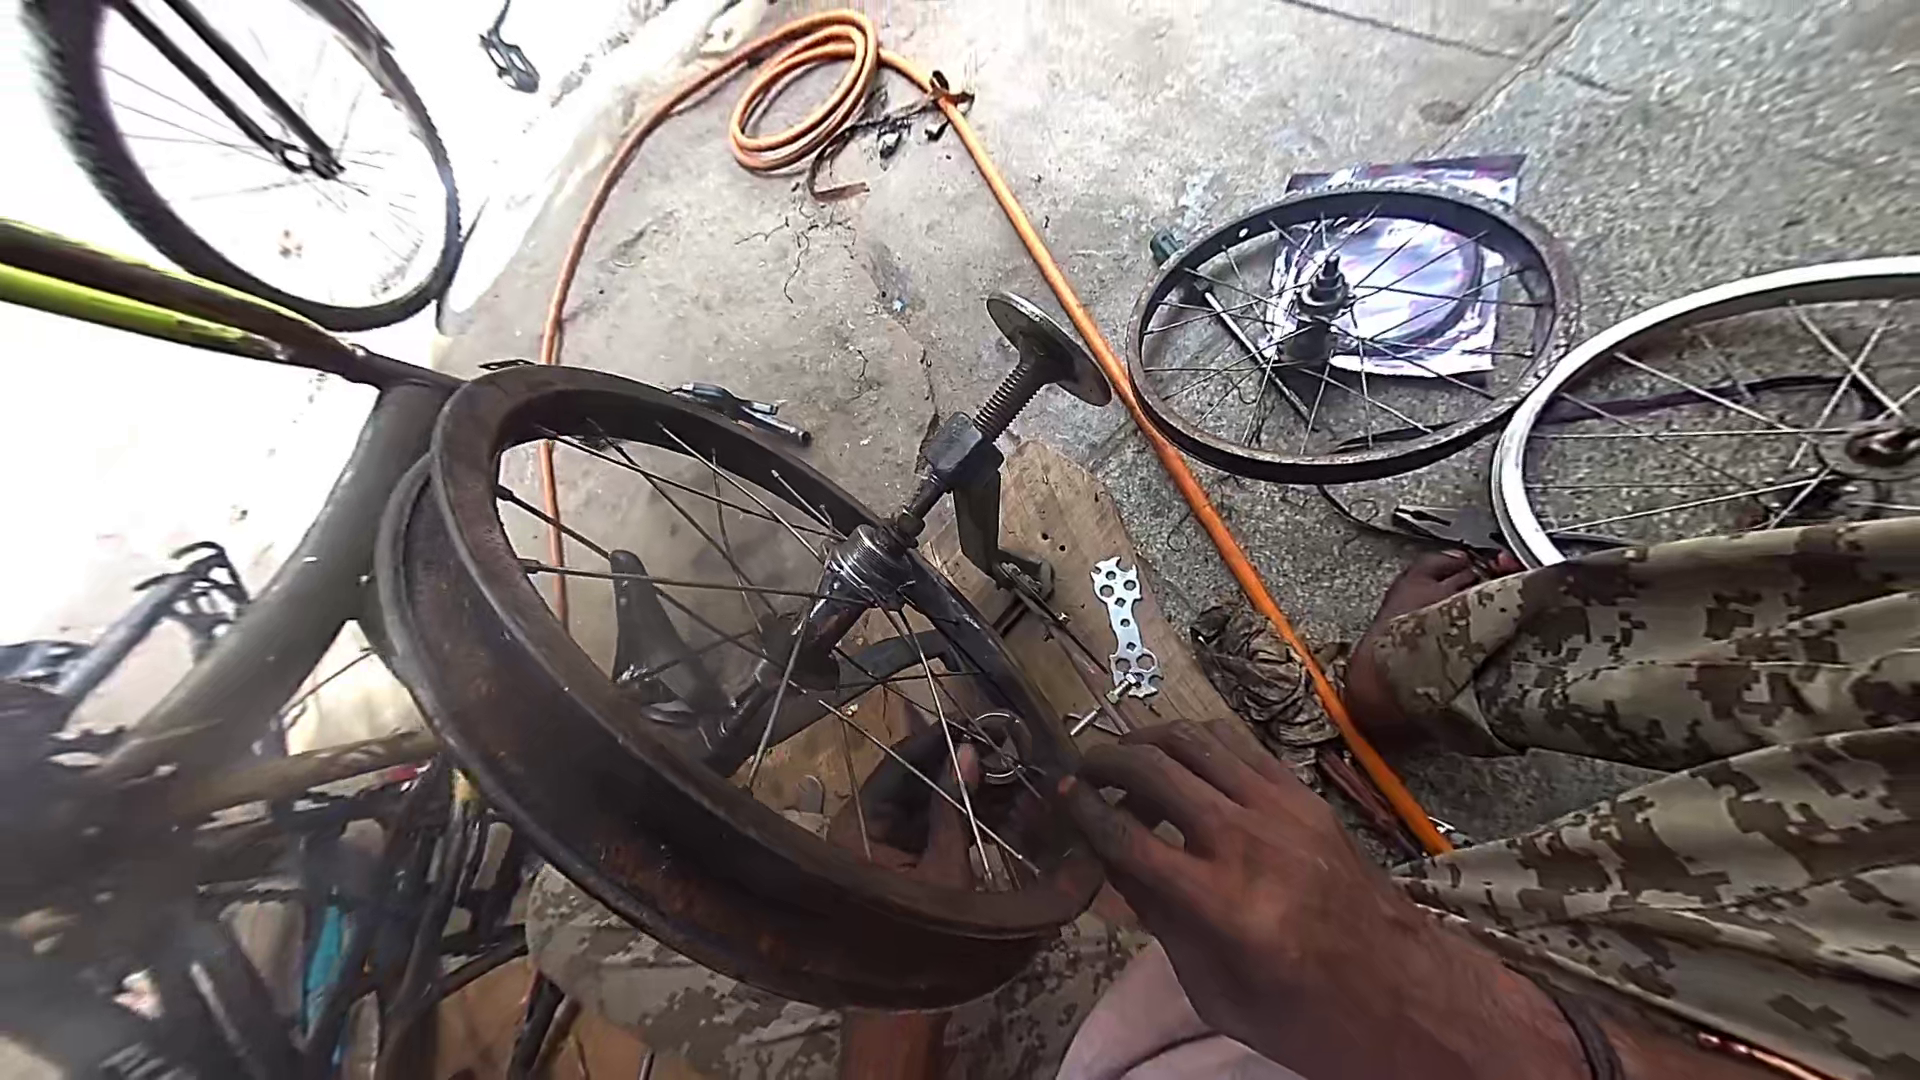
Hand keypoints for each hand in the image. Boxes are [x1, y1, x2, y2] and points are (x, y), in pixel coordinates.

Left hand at [830, 727, 981, 1079]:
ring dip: (968, 788)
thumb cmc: (915, 941)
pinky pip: (936, 825)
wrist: (905, 1018)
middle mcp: (868, 825)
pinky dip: (965, 815)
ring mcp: (888, 844)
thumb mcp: (943, 870)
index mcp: (861, 822)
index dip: (935, 738)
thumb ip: (953, 807)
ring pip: (930, 801)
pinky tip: (999, 802)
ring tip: (1008, 768)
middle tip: (999, 743)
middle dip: (959, 762)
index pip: (899, 763)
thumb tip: (968, 750)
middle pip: (917, 780)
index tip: (971, 719)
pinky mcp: (906, 861)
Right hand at [1059, 719, 1585, 1079]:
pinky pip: (1232, 741)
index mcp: (1226, 907)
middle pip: (1153, 769)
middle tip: (1084, 770)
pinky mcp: (1302, 794)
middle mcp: (1248, 842)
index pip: (1128, 837)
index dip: (1083, 808)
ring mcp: (1281, 808)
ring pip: (1190, 739)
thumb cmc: (1308, 1019)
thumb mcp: (1215, 989)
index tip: (1059, 793)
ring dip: (1144, 740)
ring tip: (1125, 758)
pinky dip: (1191, 739)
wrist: (1419, 1004)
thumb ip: (1155, 914)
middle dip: (1104, 761)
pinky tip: (1178, 758)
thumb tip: (1106, 853)